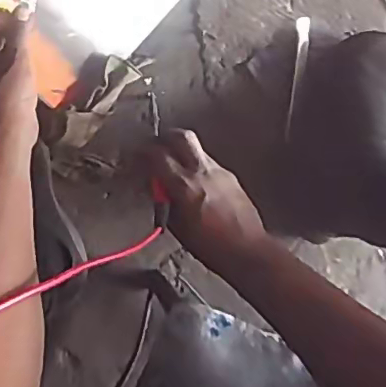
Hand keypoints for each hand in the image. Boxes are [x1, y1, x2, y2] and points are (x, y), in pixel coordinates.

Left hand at [0, 7, 37, 147]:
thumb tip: (22, 6)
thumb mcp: (17, 55)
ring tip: (36, 39)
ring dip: (19, 49)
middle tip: (32, 21)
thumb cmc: (11, 89)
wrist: (13, 128)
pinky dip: (23, 64)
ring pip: (6, 57)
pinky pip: (14, 71)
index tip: (24, 7)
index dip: (8, 16)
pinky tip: (34, 63)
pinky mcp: (5, 94)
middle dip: (13, 33)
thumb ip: (19, 31)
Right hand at [145, 129, 270, 263]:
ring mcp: (219, 171)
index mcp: (185, 186)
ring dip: (183, 152)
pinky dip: (197, 167)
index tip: (137, 155)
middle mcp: (202, 172)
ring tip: (176, 169)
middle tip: (156, 148)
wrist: (248, 249)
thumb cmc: (210, 246)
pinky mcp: (231, 177)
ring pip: (197, 148)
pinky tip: (196, 183)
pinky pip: (209, 163)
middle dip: (166, 138)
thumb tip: (157, 188)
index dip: (143, 151)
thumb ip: (165, 201)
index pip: (158, 155)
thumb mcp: (178, 227)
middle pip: (182, 137)